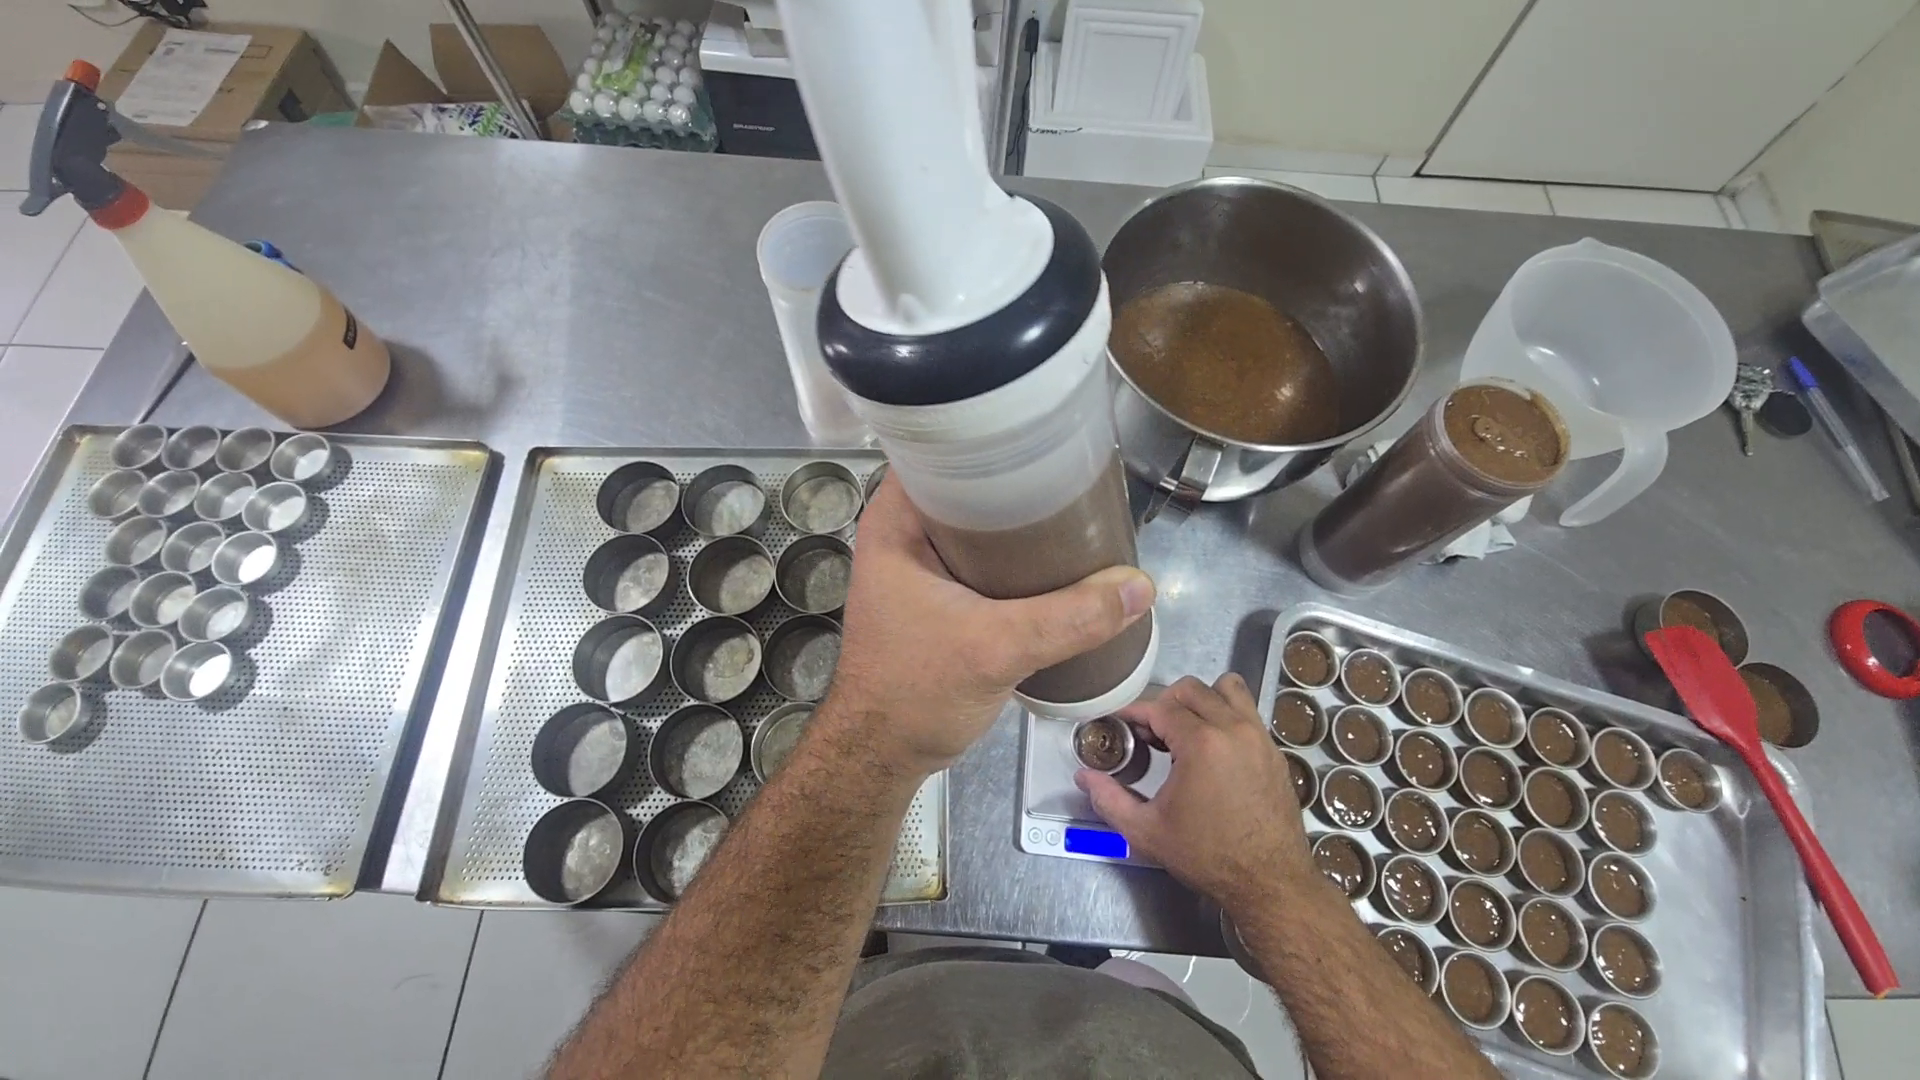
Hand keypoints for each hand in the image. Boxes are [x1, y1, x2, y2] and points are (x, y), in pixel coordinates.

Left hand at [824, 474, 1155, 777]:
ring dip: (1024, 527)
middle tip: (1081, 480)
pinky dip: (1018, 562)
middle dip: (1024, 485)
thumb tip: (1139, 587)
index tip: (1052, 442)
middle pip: (970, 489)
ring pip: (981, 528)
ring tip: (1081, 515)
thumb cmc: (915, 693)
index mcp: (896, 522)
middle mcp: (905, 534)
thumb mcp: (995, 649)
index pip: (945, 452)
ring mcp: (921, 567)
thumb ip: (1069, 619)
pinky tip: (1060, 565)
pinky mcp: (939, 598)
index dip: (996, 442)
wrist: (882, 756)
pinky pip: (985, 562)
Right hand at [1076, 675, 1316, 913]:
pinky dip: (1226, 714)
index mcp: (1201, 743)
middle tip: (1151, 734)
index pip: (1159, 707)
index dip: (1134, 714)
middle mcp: (1233, 729)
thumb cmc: (1206, 856)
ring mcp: (1259, 737)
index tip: (1122, 725)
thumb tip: (1083, 776)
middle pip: (1191, 690)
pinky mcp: (1274, 750)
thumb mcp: (1147, 830)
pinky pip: (1248, 711)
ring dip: (1201, 700)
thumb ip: (1109, 799)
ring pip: (1227, 688)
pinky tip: (1213, 746)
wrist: (1269, 882)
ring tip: (1187, 730)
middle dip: (1164, 705)